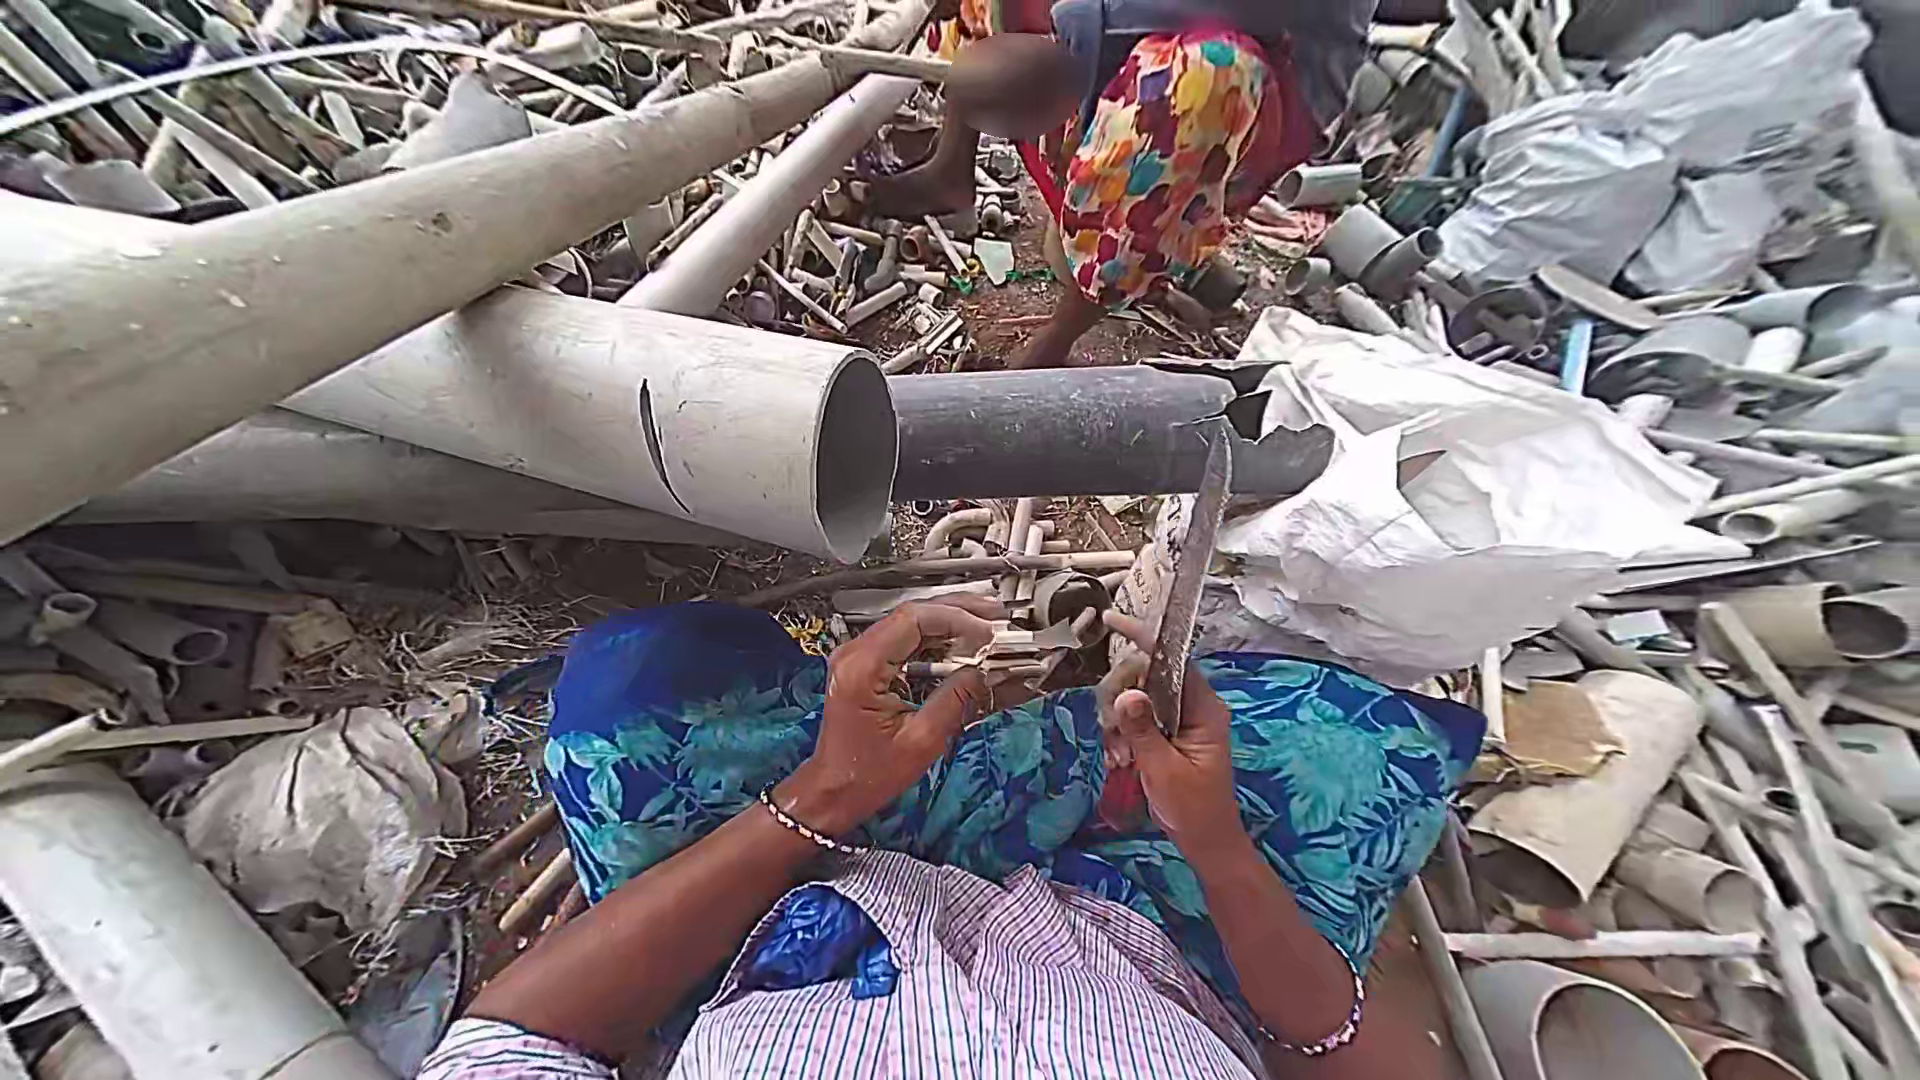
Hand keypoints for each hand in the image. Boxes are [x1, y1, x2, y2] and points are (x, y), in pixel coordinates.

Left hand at [778, 596, 1000, 834]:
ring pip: (909, 620)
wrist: (834, 790)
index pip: (913, 620)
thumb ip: (954, 700)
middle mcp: (854, 652)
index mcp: (862, 668)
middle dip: (957, 610)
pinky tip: (961, 638)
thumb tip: (982, 671)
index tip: (986, 632)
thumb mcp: (921, 741)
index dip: (955, 618)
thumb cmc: (869, 774)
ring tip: (985, 623)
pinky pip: (904, 637)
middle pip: (911, 612)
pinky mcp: (864, 662)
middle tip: (994, 615)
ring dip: (948, 619)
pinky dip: (935, 635)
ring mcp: (857, 654)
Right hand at [1097, 610, 1243, 849]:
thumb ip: (1143, 729)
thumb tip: (1126, 693)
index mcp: (1202, 708)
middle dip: (1119, 695)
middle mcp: (1190, 703)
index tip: (1112, 621)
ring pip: (1132, 691)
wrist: (1205, 842)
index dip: (1143, 636)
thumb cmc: (1193, 809)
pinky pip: (1132, 712)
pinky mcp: (1164, 727)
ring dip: (1116, 718)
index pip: (1172, 657)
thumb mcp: (1163, 770)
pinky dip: (1119, 730)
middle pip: (1144, 672)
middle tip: (1110, 728)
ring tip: (1119, 753)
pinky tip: (1119, 756)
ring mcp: (1176, 715)